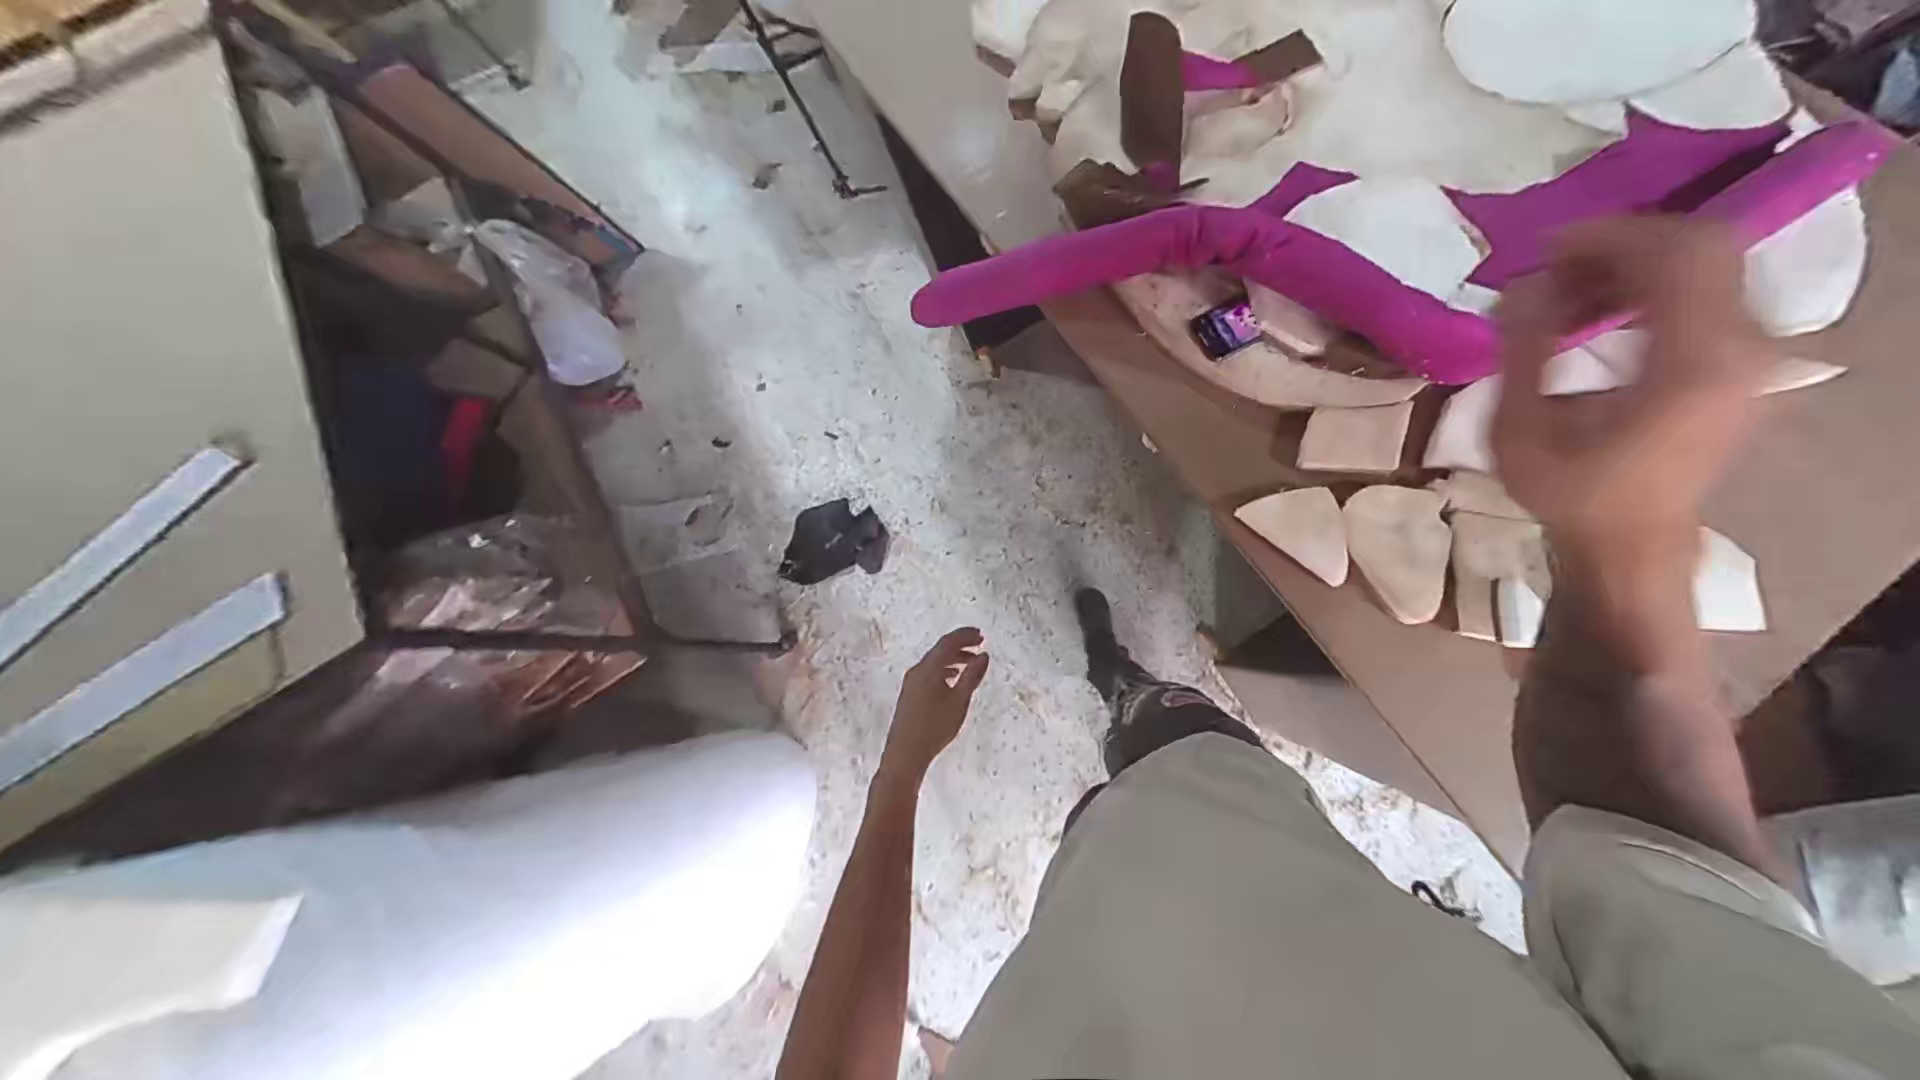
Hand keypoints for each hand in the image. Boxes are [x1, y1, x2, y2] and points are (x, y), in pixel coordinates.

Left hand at [878, 628, 989, 786]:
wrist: (905, 754)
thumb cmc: (934, 728)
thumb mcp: (959, 701)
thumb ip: (972, 676)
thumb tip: (983, 656)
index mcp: (929, 669)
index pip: (948, 642)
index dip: (965, 635)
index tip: (980, 634)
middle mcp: (917, 671)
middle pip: (940, 650)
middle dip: (960, 644)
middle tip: (979, 643)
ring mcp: (911, 682)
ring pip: (934, 661)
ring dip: (953, 657)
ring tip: (970, 662)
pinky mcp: (910, 693)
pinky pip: (928, 672)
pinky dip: (943, 669)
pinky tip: (952, 678)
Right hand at [1494, 217, 1771, 598]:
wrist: (1630, 540)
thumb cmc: (1570, 493)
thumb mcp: (1523, 431)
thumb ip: (1522, 354)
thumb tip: (1517, 291)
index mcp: (1692, 362)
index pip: (1677, 256)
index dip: (1610, 236)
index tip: (1544, 248)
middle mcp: (1741, 345)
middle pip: (1700, 249)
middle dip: (1619, 245)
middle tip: (1551, 267)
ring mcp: (1750, 353)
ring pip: (1705, 268)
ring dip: (1631, 267)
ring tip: (1563, 293)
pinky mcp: (1740, 362)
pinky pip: (1705, 296)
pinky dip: (1649, 289)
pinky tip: (1596, 313)